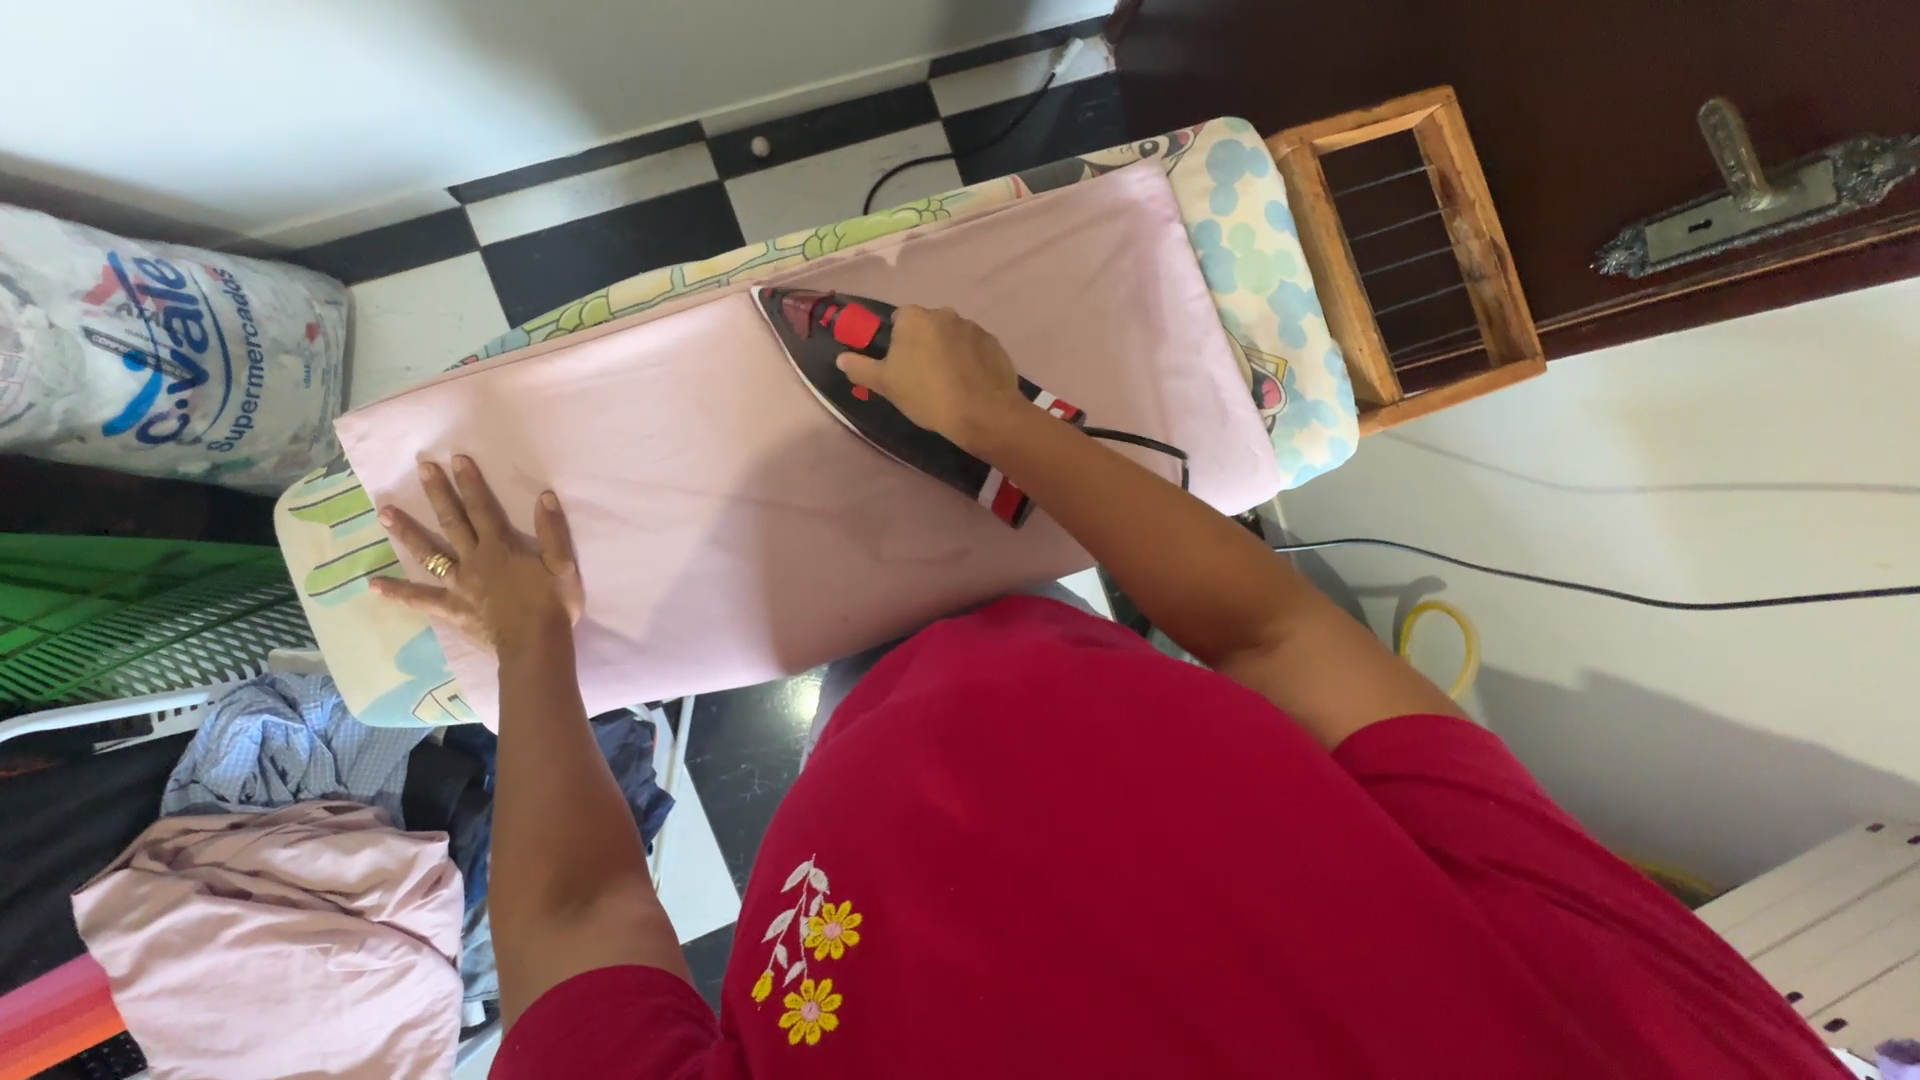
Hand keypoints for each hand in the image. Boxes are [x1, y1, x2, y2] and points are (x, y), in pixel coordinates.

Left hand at [370, 455, 583, 655]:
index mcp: (500, 548)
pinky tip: (374, 585)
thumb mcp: (563, 565)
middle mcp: (474, 560)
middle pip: (452, 521)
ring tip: (384, 513)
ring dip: (407, 532)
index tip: (457, 459)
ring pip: (428, 554)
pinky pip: (421, 600)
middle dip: (438, 493)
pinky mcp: (452, 608)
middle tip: (422, 468)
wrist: (536, 644)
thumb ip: (553, 531)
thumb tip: (544, 497)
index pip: (483, 508)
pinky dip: (398, 593)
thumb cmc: (553, 604)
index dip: (471, 483)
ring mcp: (459, 585)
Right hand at [836, 306, 1028, 452]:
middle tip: (923, 379)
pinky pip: (976, 350)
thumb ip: (860, 368)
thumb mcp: (885, 384)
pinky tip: (970, 386)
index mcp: (914, 317)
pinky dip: (971, 362)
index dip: (897, 344)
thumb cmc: (926, 394)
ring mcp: (973, 327)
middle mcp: (945, 313)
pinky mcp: (994, 344)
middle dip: (924, 346)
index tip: (900, 367)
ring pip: (953, 338)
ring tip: (950, 385)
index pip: (899, 321)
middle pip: (927, 327)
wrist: (981, 412)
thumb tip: (841, 358)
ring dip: (949, 353)